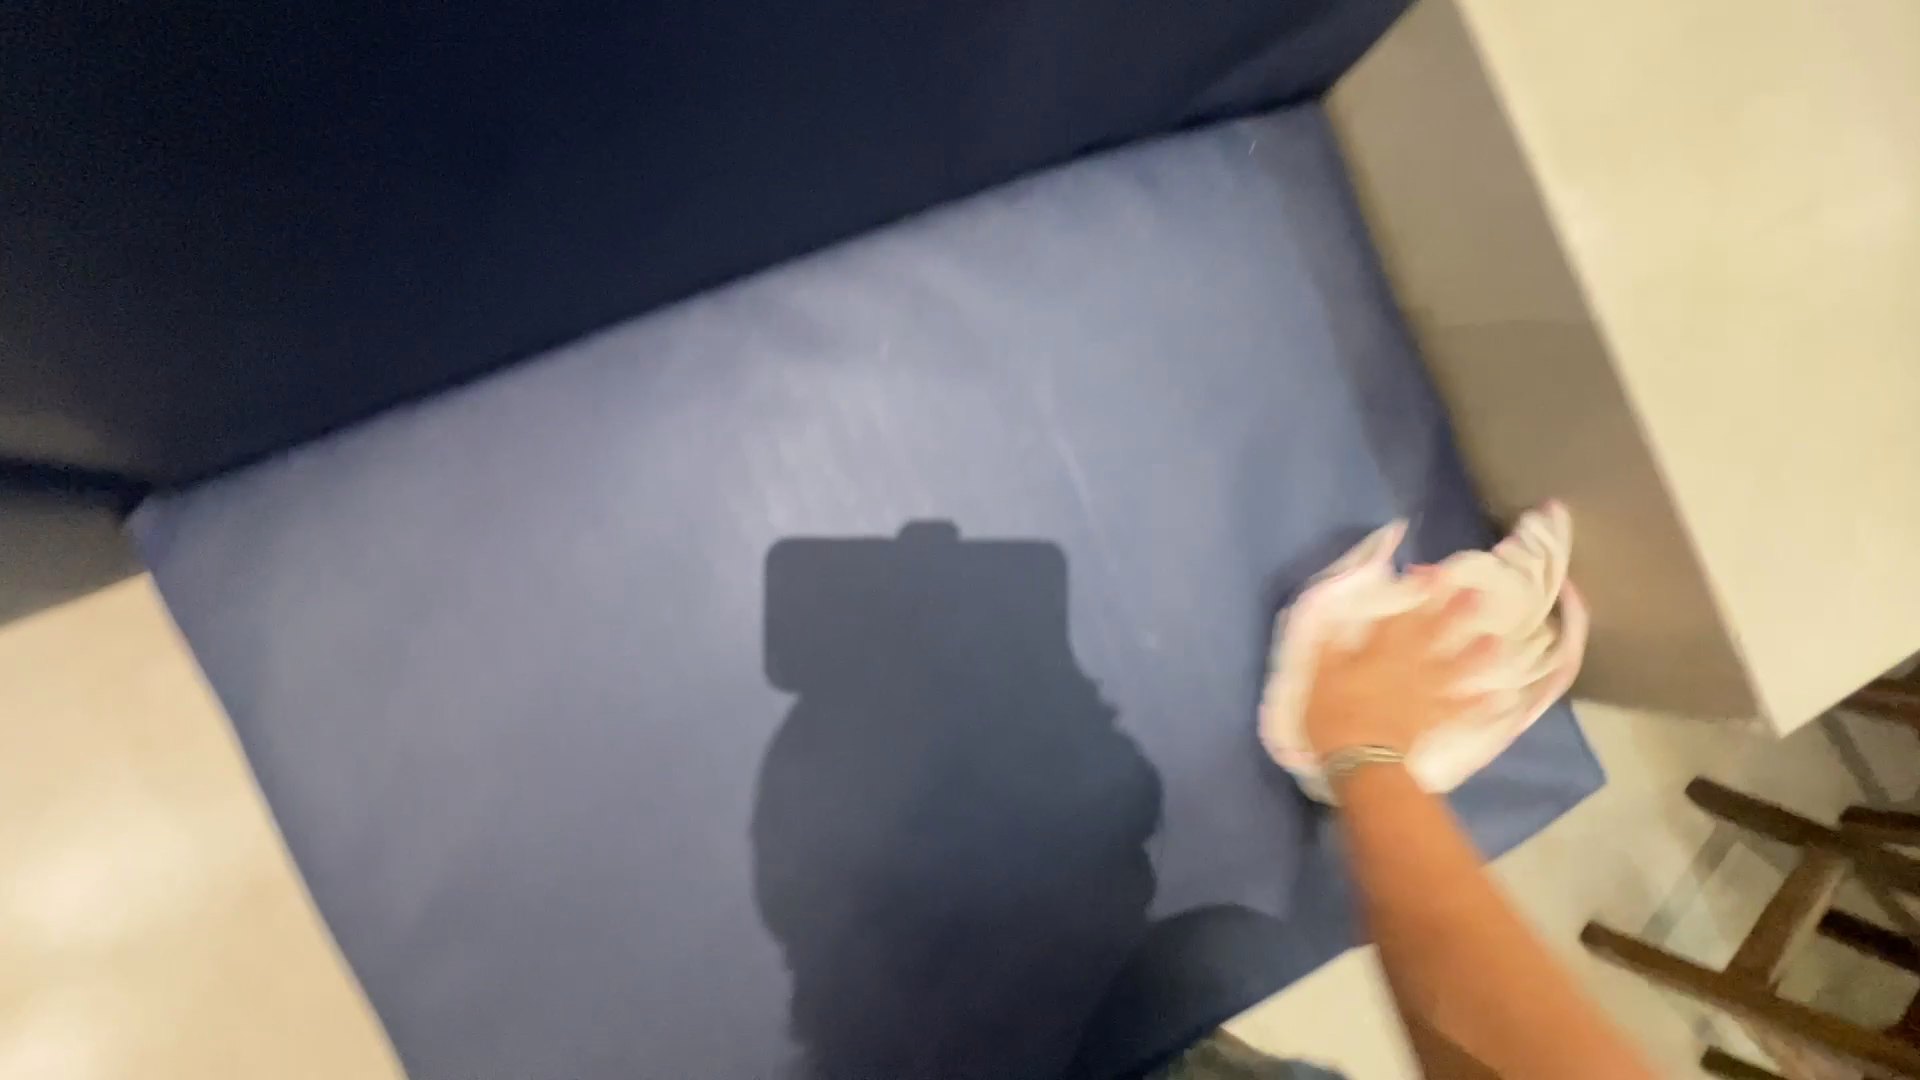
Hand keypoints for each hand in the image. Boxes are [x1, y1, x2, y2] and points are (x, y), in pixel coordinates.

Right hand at [1303, 582, 1498, 756]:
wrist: (1360, 761)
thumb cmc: (1334, 714)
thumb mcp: (1321, 676)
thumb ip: (1330, 647)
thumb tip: (1336, 620)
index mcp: (1379, 654)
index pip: (1400, 618)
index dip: (1418, 596)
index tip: (1434, 573)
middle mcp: (1409, 668)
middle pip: (1434, 637)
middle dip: (1455, 614)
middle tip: (1478, 594)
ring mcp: (1426, 695)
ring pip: (1456, 670)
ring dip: (1478, 655)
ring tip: (1500, 640)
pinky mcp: (1433, 720)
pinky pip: (1462, 711)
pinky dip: (1482, 705)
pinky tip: (1501, 697)